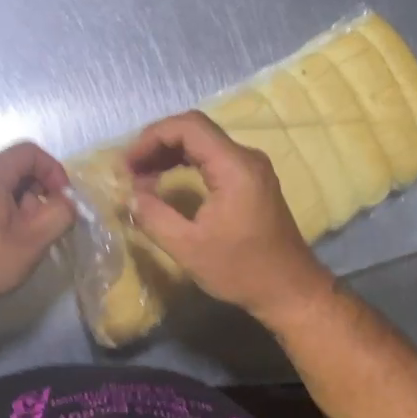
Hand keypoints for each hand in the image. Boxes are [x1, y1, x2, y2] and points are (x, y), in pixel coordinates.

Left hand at [0, 142, 75, 318]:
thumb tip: (66, 202)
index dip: (54, 171)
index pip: (29, 152)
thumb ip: (60, 214)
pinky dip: (4, 209)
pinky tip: (4, 240)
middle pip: (15, 166)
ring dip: (22, 204)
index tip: (63, 202)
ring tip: (24, 237)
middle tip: (43, 225)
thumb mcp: (33, 242)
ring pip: (1, 183)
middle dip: (38, 191)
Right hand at [124, 112, 334, 323]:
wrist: (289, 290)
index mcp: (234, 167)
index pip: (188, 127)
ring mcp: (252, 168)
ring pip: (204, 144)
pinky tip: (166, 183)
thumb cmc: (240, 270)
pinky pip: (214, 159)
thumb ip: (154, 216)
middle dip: (157, 145)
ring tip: (141, 178)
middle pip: (195, 130)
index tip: (127, 164)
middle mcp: (246, 158)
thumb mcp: (188, 247)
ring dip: (170, 155)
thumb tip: (129, 196)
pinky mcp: (252, 182)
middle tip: (129, 171)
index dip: (151, 138)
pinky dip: (187, 165)